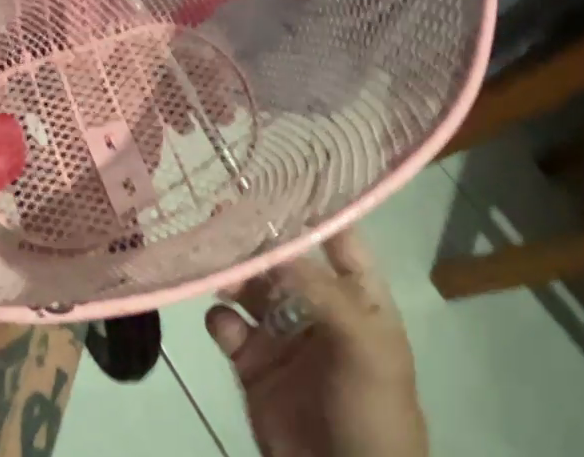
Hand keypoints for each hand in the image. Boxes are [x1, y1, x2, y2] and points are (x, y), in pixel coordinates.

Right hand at [205, 229, 426, 456]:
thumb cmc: (374, 411)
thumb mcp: (364, 347)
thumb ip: (320, 290)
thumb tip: (274, 242)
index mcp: (357, 297)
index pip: (336, 238)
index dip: (310, 208)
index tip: (273, 172)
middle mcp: (317, 307)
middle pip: (281, 258)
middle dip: (254, 236)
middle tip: (217, 208)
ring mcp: (282, 334)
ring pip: (249, 287)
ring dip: (230, 271)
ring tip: (209, 258)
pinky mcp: (252, 363)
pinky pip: (228, 327)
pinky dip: (217, 317)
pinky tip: (219, 321)